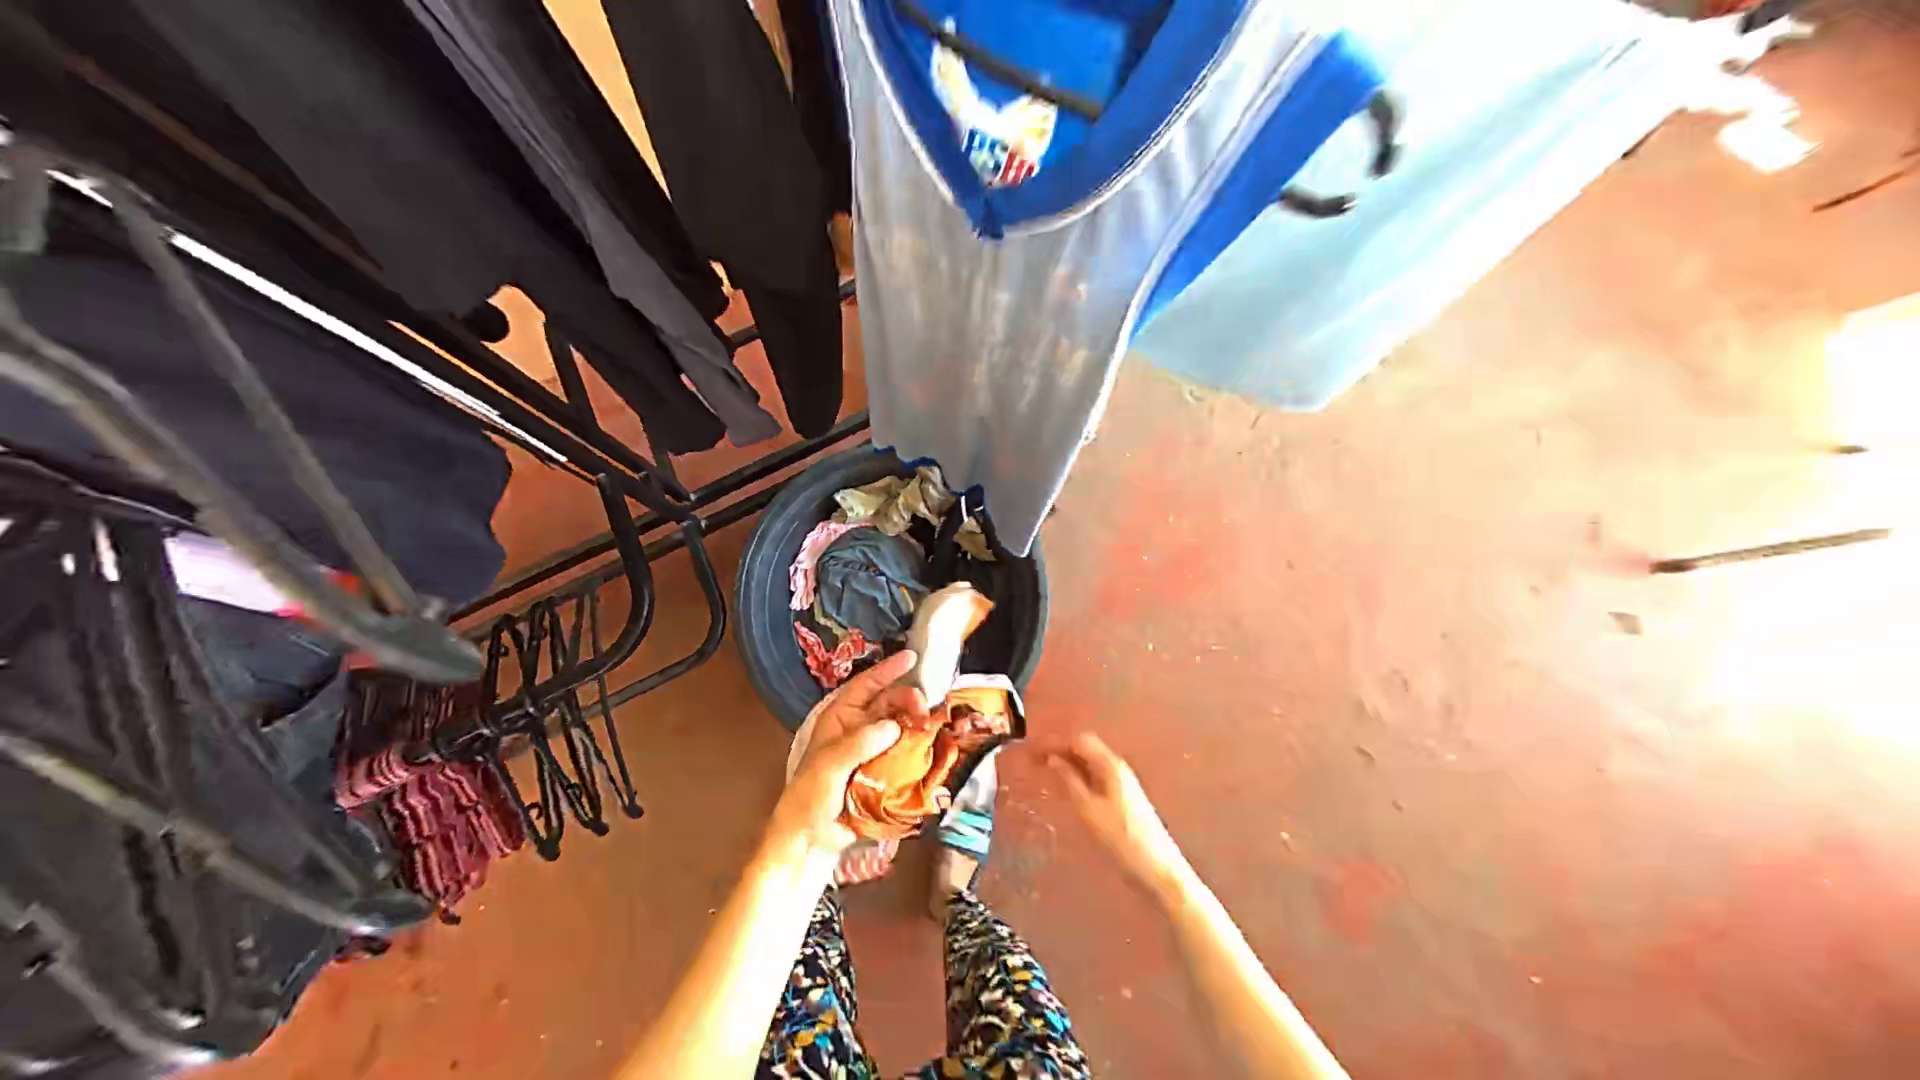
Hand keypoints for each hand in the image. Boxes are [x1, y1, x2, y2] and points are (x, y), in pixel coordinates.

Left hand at [768, 651, 928, 858]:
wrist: (810, 839)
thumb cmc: (809, 797)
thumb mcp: (828, 765)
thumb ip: (858, 743)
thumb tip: (893, 727)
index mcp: (840, 718)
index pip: (866, 685)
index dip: (888, 670)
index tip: (912, 658)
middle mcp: (859, 728)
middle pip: (890, 703)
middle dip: (909, 701)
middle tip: (924, 711)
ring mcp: (874, 750)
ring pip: (902, 726)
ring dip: (918, 724)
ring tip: (932, 727)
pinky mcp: (886, 772)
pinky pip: (907, 753)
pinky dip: (921, 749)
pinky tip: (934, 748)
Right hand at [1047, 733, 1193, 898]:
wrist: (1157, 869)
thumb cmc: (1120, 838)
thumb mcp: (1088, 809)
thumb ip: (1069, 780)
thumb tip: (1053, 759)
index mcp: (1110, 765)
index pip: (1078, 740)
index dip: (1053, 742)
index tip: (1030, 750)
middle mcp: (1117, 767)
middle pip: (1084, 748)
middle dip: (1058, 750)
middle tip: (1033, 760)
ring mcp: (1121, 782)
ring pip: (1089, 763)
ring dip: (1066, 763)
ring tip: (1043, 771)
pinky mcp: (1122, 797)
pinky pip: (1094, 776)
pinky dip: (1076, 776)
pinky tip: (1065, 787)